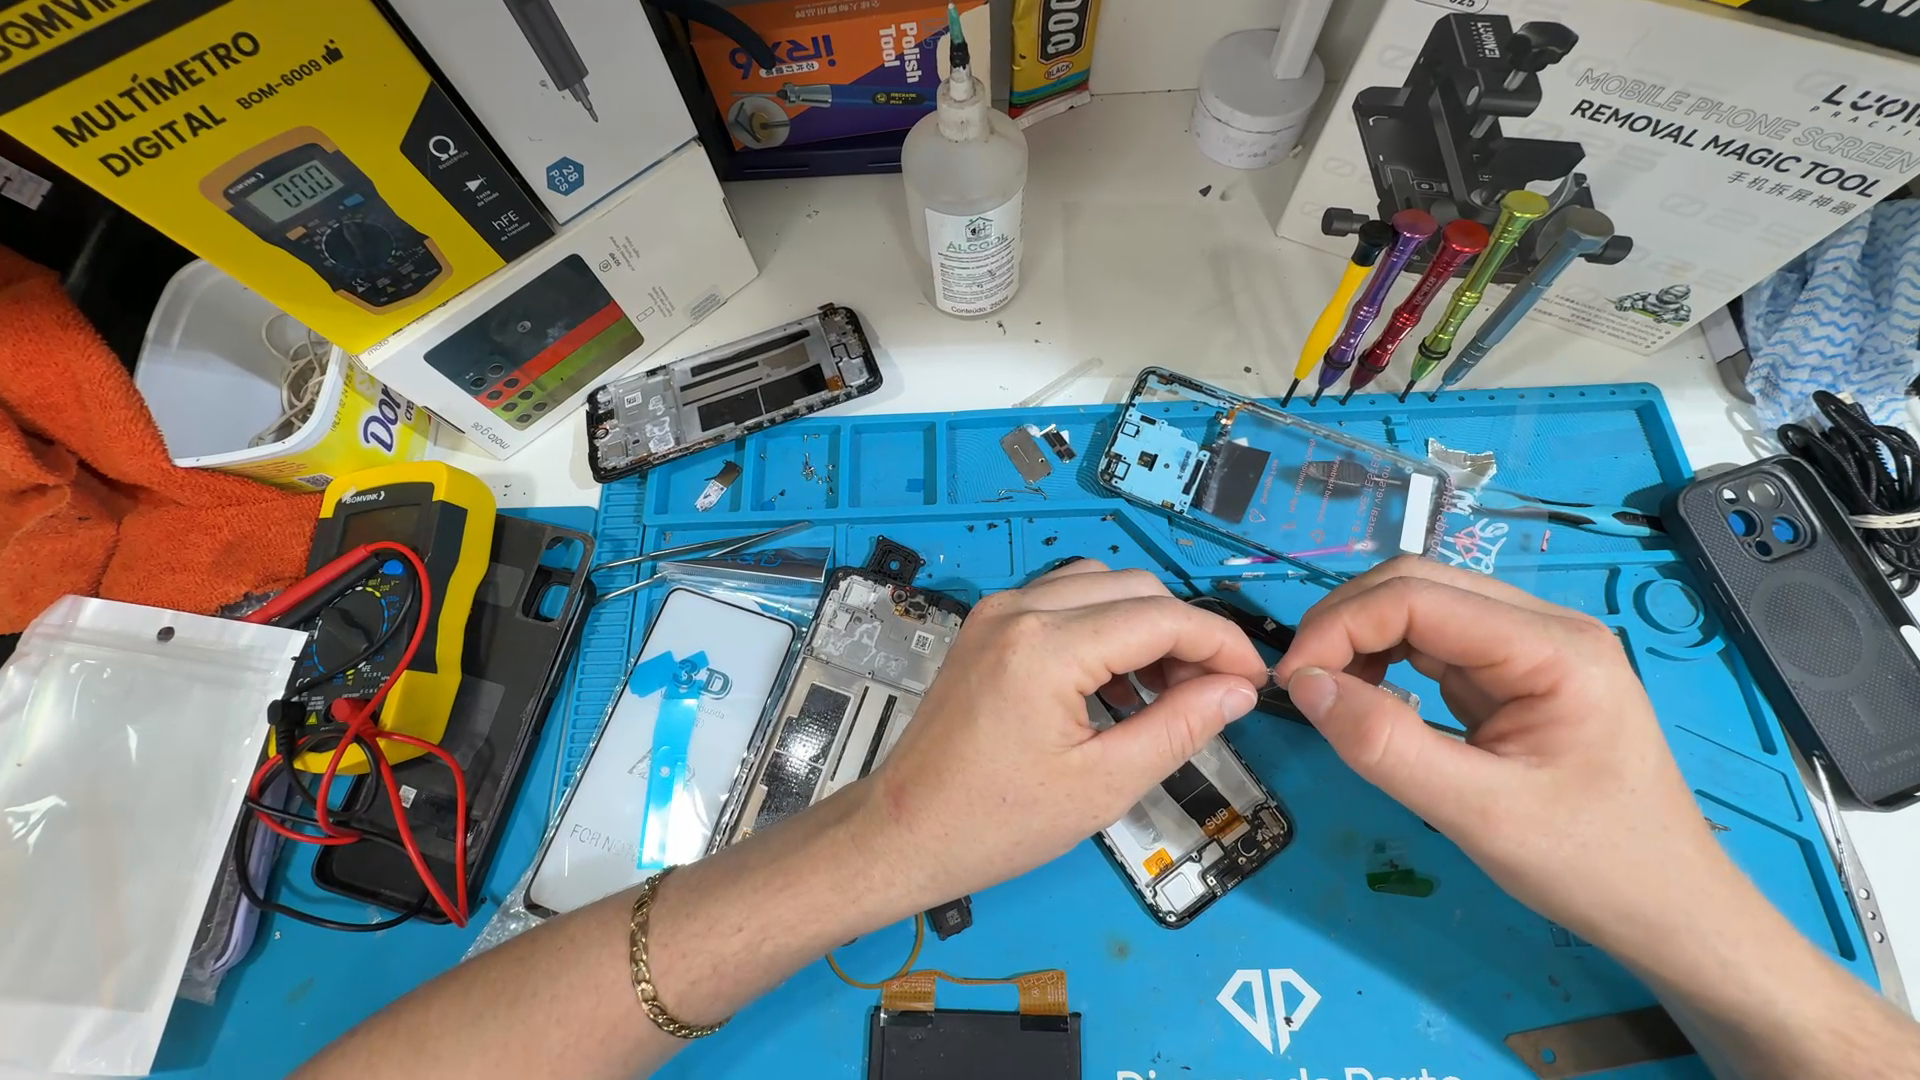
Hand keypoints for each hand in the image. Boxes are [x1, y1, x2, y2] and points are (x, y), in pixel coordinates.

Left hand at [857, 561, 1265, 911]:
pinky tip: (1114, 683)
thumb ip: (1180, 727)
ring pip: (1098, 585)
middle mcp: (1019, 608)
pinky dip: (1101, 626)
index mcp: (1047, 647)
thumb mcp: (1104, 785)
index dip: (1221, 642)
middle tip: (1209, 691)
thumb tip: (1237, 688)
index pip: (1161, 616)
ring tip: (1164, 687)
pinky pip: (1061, 601)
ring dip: (1142, 624)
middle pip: (1133, 587)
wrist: (906, 829)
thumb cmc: (1001, 821)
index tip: (1253, 680)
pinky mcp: (986, 625)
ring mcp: (997, 611)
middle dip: (1184, 631)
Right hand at [1273, 557, 1737, 956]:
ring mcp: (1526, 645)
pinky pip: (1425, 639)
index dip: (1340, 627)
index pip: (1415, 597)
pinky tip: (1366, 693)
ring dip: (1358, 636)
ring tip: (1330, 690)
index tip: (1292, 682)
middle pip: (1412, 583)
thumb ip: (1384, 746)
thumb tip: (1303, 684)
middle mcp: (1541, 627)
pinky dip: (1379, 656)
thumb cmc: (1591, 866)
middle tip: (1304, 682)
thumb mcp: (1479, 815)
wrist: (1672, 915)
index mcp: (1552, 648)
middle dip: (1343, 623)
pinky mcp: (1507, 670)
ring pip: (1414, 604)